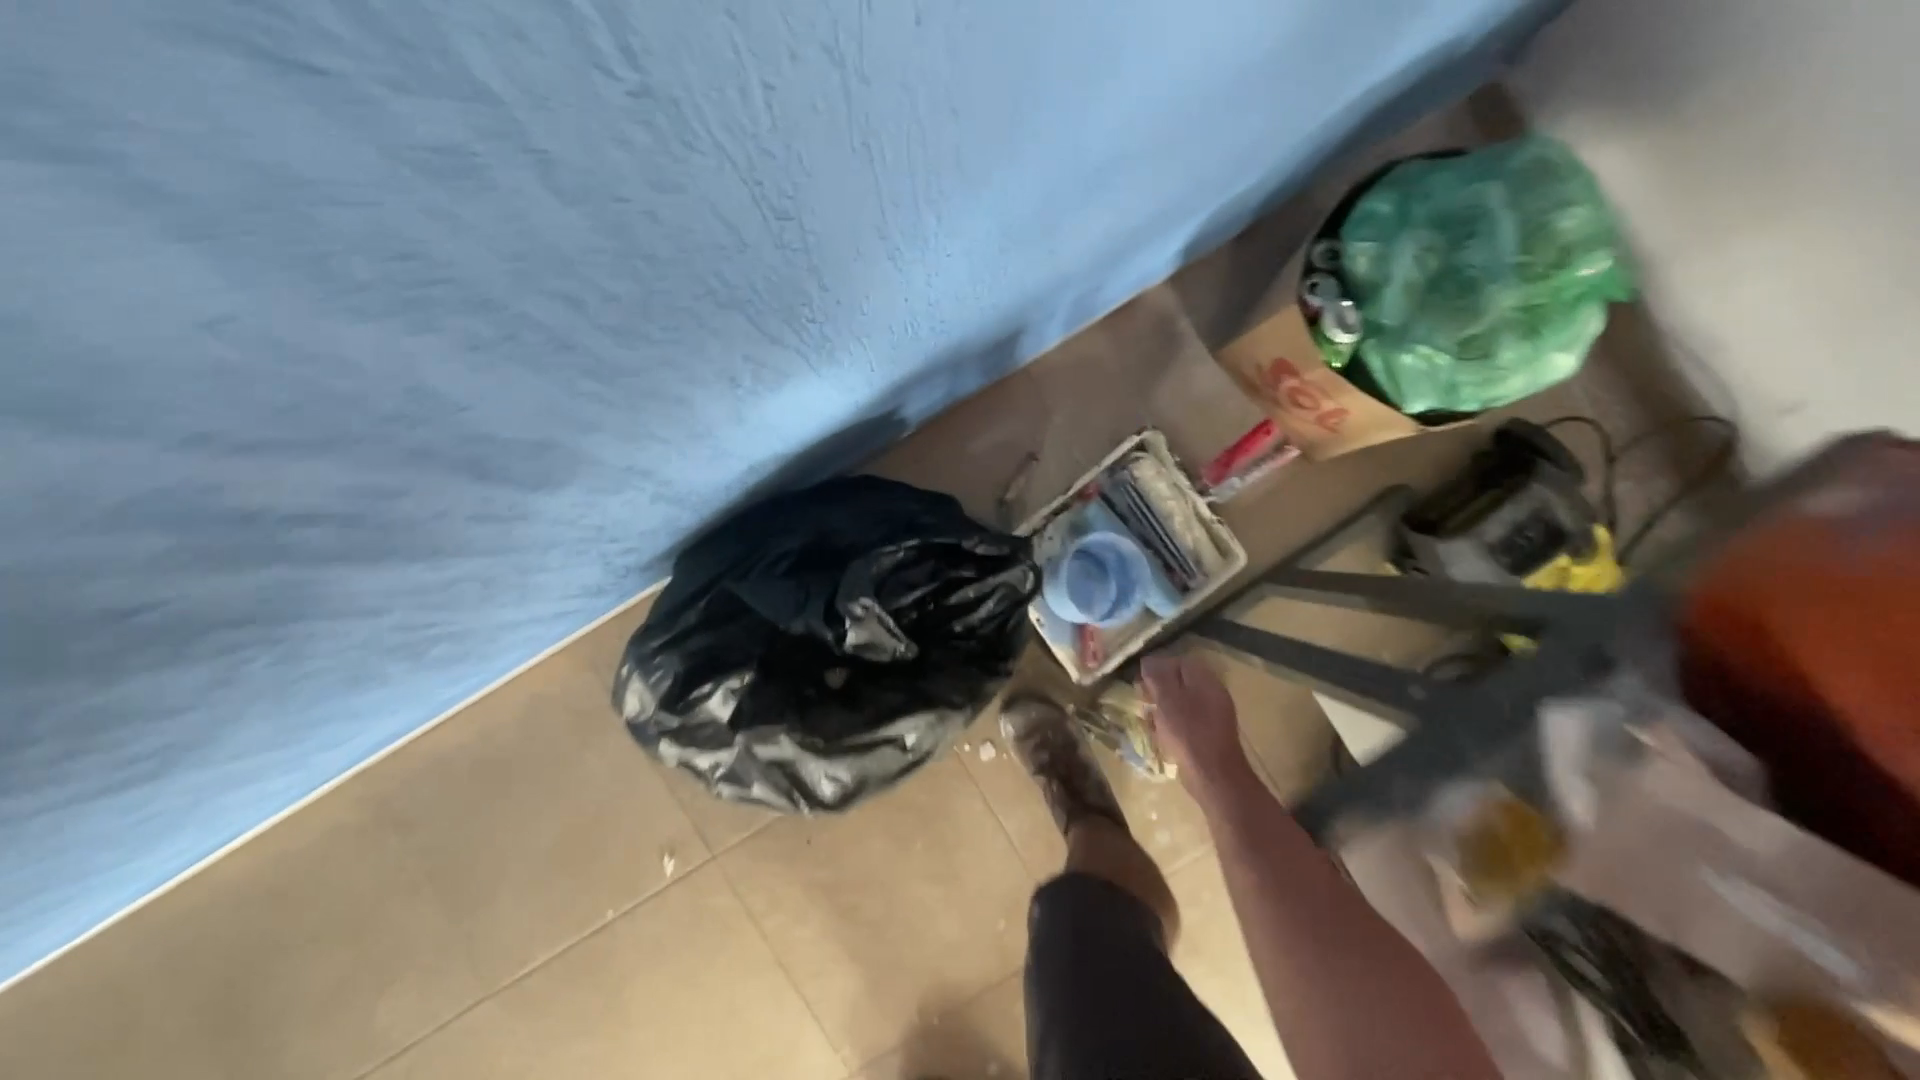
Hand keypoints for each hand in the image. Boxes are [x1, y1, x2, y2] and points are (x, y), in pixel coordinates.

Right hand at [1140, 651, 1252, 791]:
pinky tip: (1162, 736)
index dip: (1158, 669)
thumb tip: (1149, 661)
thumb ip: (1158, 677)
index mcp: (1204, 679)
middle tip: (1143, 701)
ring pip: (1183, 702)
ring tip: (1150, 720)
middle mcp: (1213, 692)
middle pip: (1182, 682)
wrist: (1213, 774)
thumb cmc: (1187, 733)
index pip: (1179, 662)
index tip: (1141, 683)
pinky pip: (1188, 721)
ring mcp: (1214, 714)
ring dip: (1164, 708)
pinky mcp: (1210, 734)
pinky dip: (1173, 724)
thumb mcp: (1167, 700)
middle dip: (1160, 690)